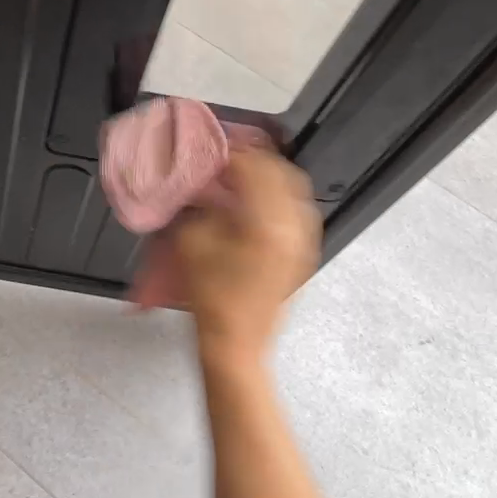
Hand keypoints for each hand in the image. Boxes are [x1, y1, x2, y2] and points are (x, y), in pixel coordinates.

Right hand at [168, 148, 320, 364]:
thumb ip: (200, 206)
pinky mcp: (303, 256)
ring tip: (242, 179)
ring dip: (269, 179)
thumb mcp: (193, 242)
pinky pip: (297, 213)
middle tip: (229, 161)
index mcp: (266, 221)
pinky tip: (255, 205)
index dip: (230, 155)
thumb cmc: (210, 296)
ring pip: (293, 191)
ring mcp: (303, 242)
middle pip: (280, 173)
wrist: (235, 344)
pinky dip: (278, 200)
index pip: (253, 168)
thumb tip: (206, 187)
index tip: (213, 153)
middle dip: (254, 161)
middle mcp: (293, 226)